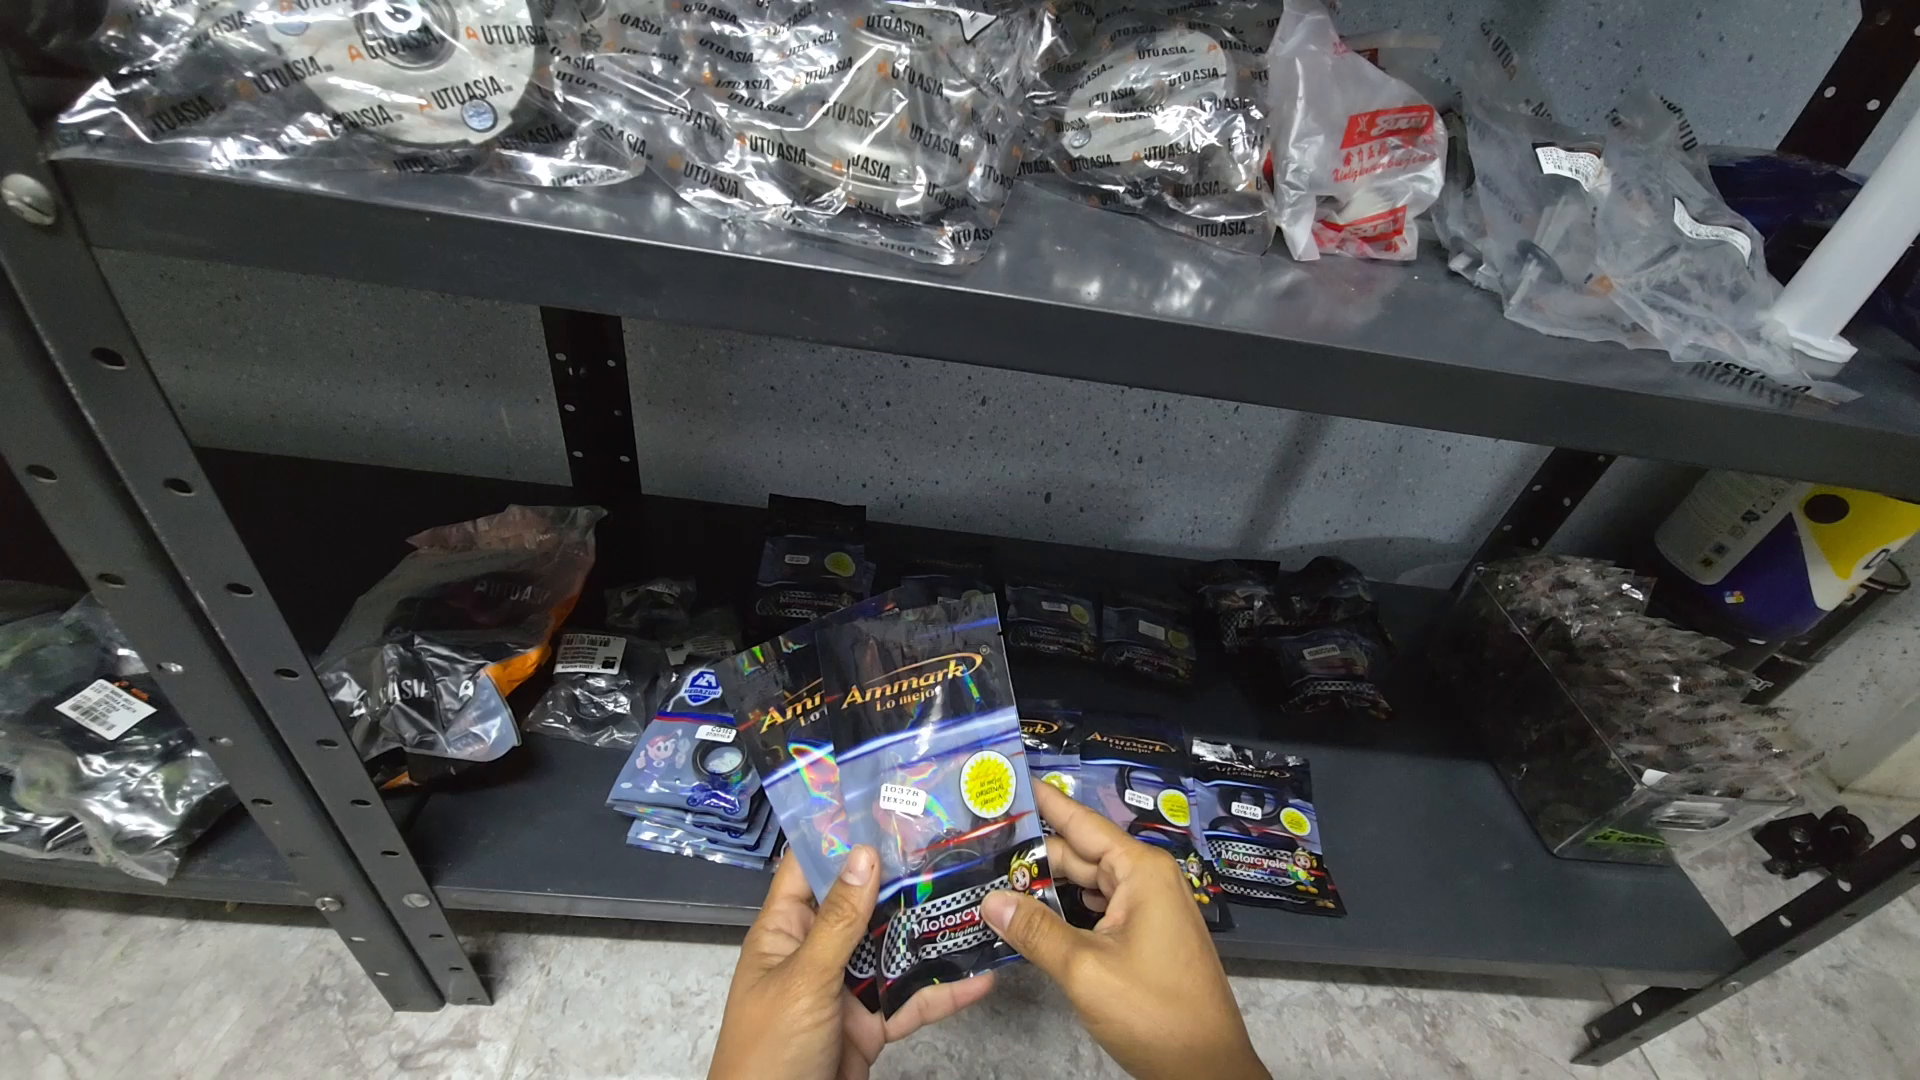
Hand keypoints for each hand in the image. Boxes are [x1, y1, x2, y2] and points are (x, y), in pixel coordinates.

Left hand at [709, 845, 996, 1079]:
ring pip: (893, 946)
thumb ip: (839, 922)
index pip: (811, 866)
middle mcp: (818, 949)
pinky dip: (944, 990)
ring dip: (929, 929)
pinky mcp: (872, 1023)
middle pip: (863, 901)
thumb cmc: (768, 1055)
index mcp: (786, 929)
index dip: (839, 833)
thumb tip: (865, 853)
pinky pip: (912, 999)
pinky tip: (981, 976)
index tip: (881, 802)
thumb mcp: (803, 982)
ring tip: (973, 896)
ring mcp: (847, 986)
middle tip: (946, 841)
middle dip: (901, 876)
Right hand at [981, 782, 1268, 1079]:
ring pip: (1086, 882)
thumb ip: (1035, 931)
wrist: (1210, 1074)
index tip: (1009, 781)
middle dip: (1034, 852)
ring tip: (997, 874)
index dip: (1043, 801)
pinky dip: (1067, 906)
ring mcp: (1148, 906)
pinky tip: (1032, 911)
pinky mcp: (1145, 933)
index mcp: (1140, 869)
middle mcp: (1146, 877)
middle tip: (983, 844)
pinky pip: (1098, 906)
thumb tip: (990, 900)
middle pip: (1079, 853)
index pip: (1080, 821)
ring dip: (1047, 883)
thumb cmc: (1154, 1012)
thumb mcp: (1086, 970)